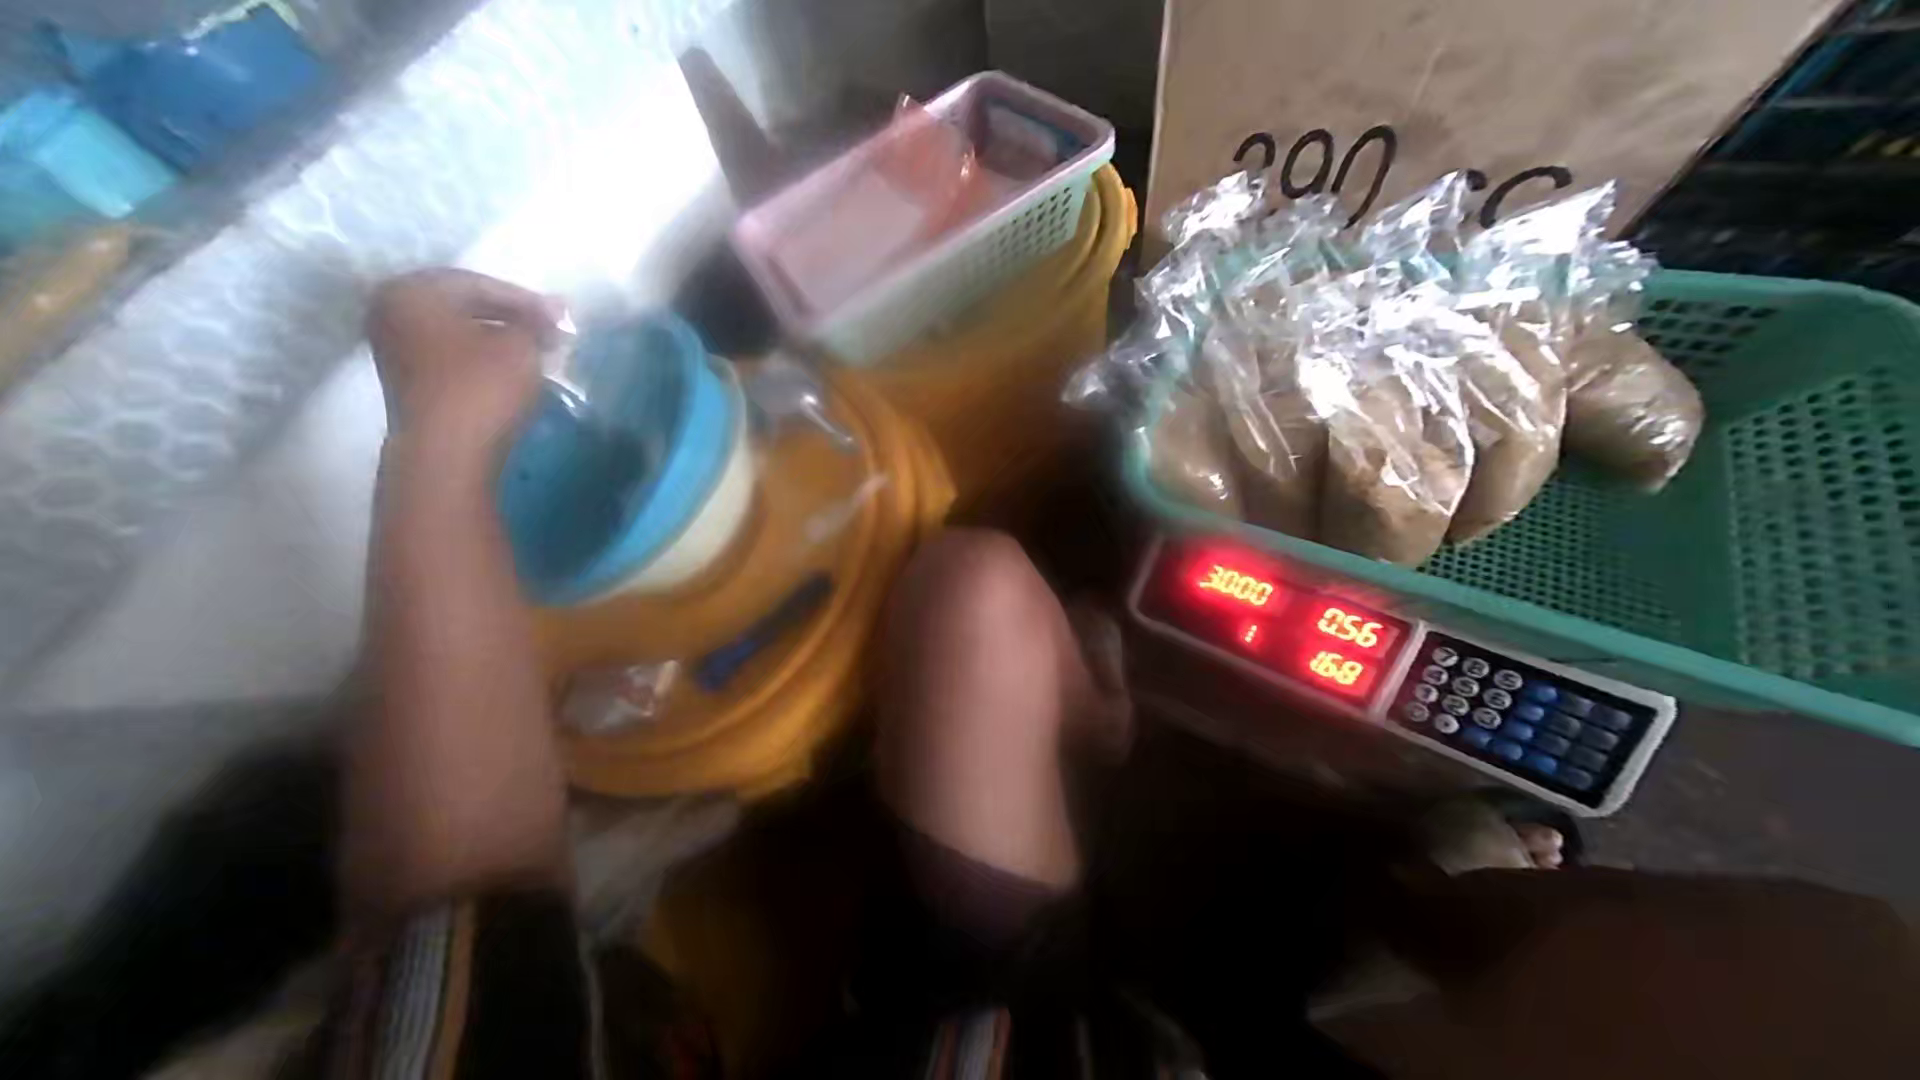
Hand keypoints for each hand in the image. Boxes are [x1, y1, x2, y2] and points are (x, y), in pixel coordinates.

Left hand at [367, 269, 558, 458]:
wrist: (448, 449)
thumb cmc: (483, 386)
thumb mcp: (521, 346)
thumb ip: (536, 321)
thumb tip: (555, 309)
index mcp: (413, 290)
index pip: (480, 284)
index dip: (528, 301)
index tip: (562, 318)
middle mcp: (392, 310)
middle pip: (464, 305)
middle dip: (511, 317)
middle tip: (551, 332)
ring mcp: (394, 347)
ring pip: (458, 331)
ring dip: (498, 337)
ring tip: (536, 350)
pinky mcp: (408, 379)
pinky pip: (450, 354)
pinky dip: (481, 355)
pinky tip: (510, 367)